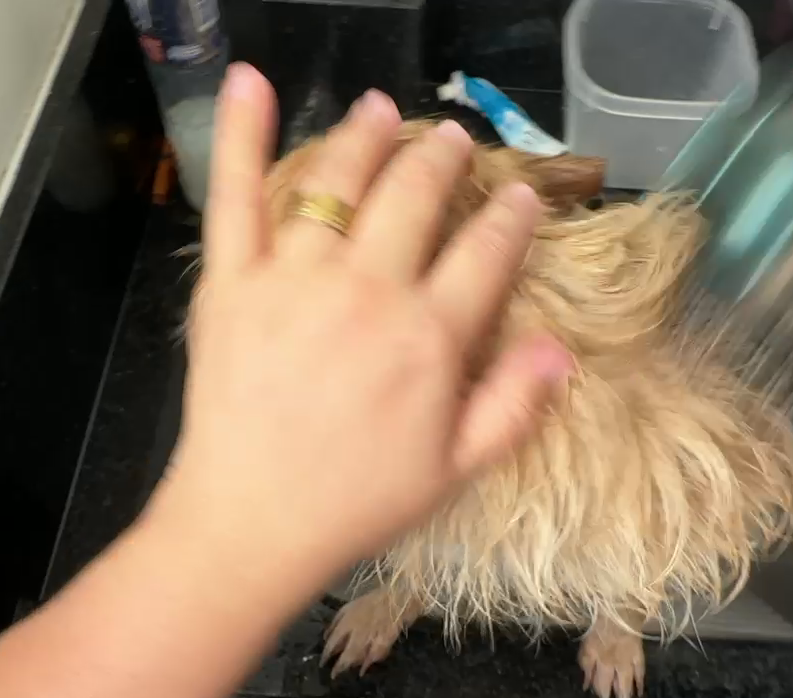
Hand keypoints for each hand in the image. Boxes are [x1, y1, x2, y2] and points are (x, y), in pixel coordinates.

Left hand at [146, 65, 572, 602]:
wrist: (254, 524)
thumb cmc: (358, 504)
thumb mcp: (455, 471)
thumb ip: (512, 407)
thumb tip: (561, 350)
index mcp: (429, 337)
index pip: (485, 255)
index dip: (510, 220)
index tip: (521, 198)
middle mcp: (369, 290)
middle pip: (416, 198)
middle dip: (441, 160)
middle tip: (451, 140)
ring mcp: (296, 278)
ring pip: (339, 182)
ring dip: (367, 137)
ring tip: (382, 111)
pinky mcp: (231, 283)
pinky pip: (237, 195)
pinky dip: (243, 133)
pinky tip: (249, 80)